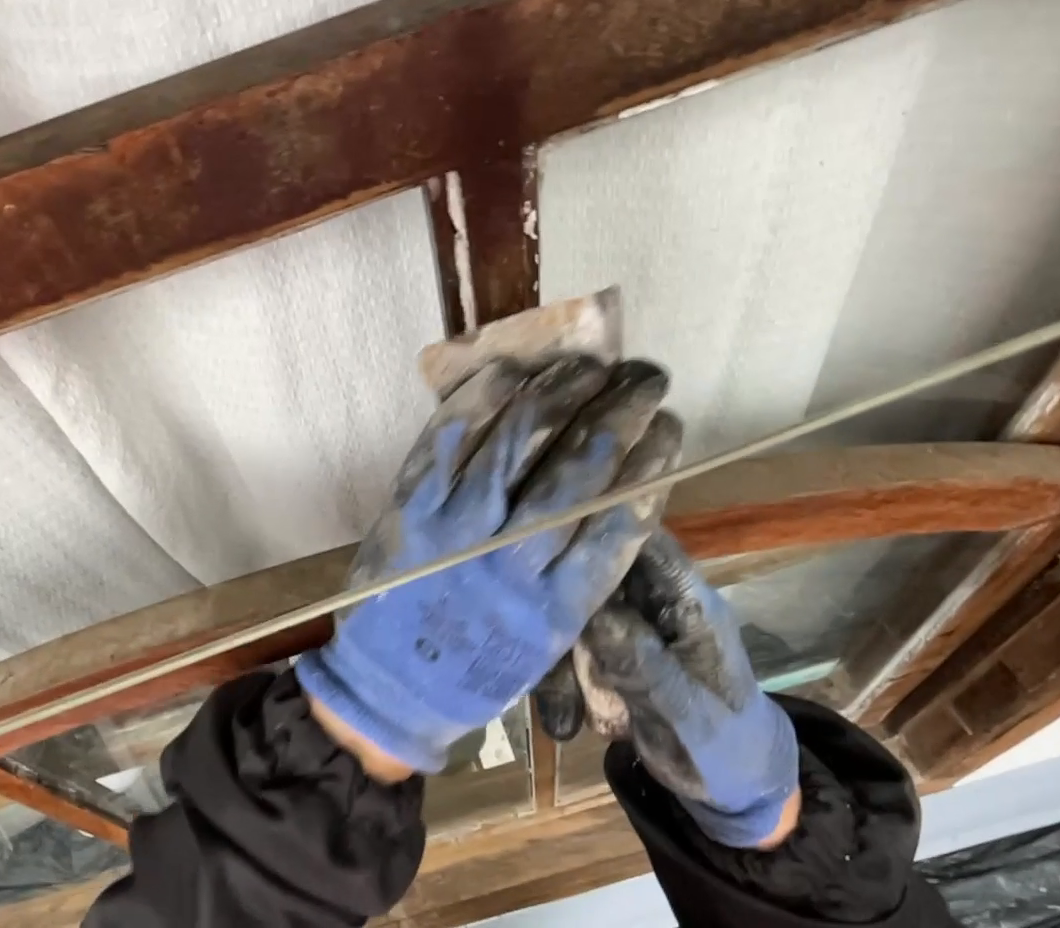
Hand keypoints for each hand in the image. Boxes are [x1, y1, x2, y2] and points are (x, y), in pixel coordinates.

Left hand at [296, 356, 679, 773]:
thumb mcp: (547, 641)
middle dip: (618, 414)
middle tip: (645, 378)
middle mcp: (513, 562)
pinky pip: (444, 445)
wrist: (389, 693)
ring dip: (557, 396)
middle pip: (578, 471)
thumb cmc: (476, 671)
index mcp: (560, 605)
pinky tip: (508, 373)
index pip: (620, 517)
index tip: (670, 425)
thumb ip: (580, 577)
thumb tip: (618, 501)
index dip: (650, 463)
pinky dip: (475, 404)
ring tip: (588, 366)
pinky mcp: (409, 512)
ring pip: (516, 446)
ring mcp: (456, 531)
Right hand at [570, 531, 799, 847]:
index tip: (546, 533)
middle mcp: (648, 599)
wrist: (732, 785)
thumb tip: (597, 612)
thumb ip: (644, 663)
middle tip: (530, 642)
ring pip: (567, 609)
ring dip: (554, 657)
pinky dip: (555, 678)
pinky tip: (562, 723)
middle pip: (591, 568)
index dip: (598, 525)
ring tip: (562, 716)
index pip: (642, 539)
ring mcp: (622, 621)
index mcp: (685, 600)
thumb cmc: (725, 746)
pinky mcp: (602, 645)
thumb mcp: (689, 714)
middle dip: (556, 601)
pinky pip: (564, 643)